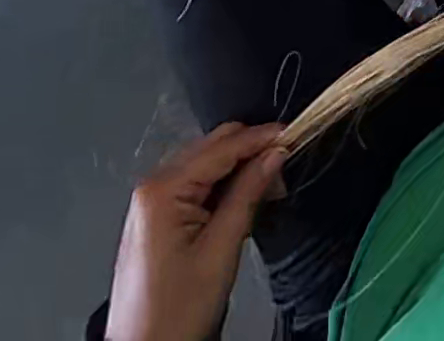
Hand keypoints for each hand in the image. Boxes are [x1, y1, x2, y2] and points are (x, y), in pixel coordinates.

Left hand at [107, 122, 286, 340]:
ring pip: (205, 164)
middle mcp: (154, 183)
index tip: (289, 132)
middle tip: (284, 164)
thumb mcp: (220, 251)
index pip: (220, 148)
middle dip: (249, 151)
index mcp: (164, 188)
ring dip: (238, 168)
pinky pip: (195, 184)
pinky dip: (222, 185)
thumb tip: (273, 156)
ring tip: (270, 184)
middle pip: (210, 149)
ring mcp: (153, 197)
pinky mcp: (157, 213)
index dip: (257, 138)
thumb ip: (247, 195)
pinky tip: (244, 196)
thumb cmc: (177, 311)